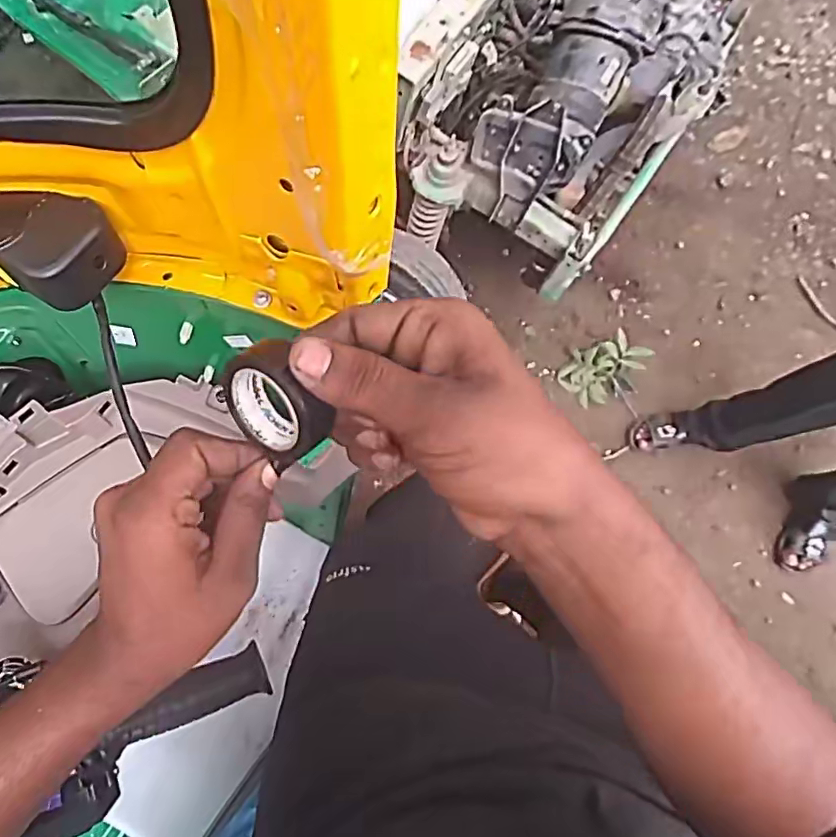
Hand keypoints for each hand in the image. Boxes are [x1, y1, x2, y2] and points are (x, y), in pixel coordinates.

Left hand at [85, 429, 279, 694]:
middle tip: (264, 501)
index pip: (195, 447)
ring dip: (219, 488)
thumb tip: (263, 472)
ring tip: (242, 524)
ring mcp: (121, 504)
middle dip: (234, 473)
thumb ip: (248, 514)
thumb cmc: (170, 629)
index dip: (238, 453)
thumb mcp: (231, 575)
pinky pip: (170, 486)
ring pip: (183, 469)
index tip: (265, 470)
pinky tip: (219, 528)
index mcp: (148, 511)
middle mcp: (126, 500)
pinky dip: (200, 499)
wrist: (131, 652)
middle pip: (190, 455)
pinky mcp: (125, 511)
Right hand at [291, 300, 601, 541]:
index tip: (294, 386)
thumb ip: (362, 383)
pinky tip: (395, 463)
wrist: (541, 512)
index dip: (323, 354)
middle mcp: (422, 353)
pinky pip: (369, 430)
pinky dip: (373, 449)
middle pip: (350, 366)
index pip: (356, 324)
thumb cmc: (504, 447)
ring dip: (361, 432)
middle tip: (370, 429)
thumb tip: (301, 355)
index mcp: (434, 327)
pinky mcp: (413, 429)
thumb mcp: (430, 411)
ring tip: (389, 449)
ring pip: (354, 403)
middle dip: (349, 404)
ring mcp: (417, 394)